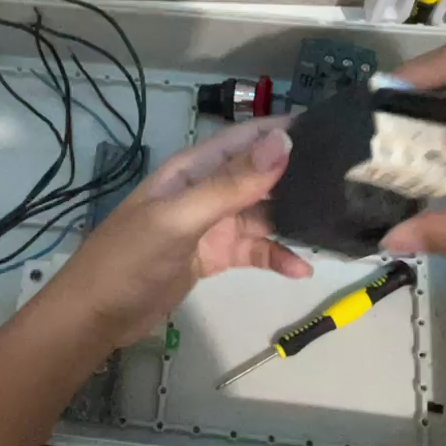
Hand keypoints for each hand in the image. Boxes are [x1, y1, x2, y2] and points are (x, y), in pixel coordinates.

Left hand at [35, 117, 312, 342]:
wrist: (95, 316)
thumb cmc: (129, 259)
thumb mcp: (180, 218)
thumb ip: (231, 184)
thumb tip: (282, 142)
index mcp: (194, 169)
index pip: (247, 138)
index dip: (285, 130)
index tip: (335, 129)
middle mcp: (206, 189)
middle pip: (260, 175)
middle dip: (299, 177)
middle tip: (349, 184)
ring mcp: (211, 224)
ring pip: (262, 214)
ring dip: (293, 221)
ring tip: (334, 226)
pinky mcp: (214, 255)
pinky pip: (253, 249)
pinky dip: (275, 256)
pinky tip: (300, 269)